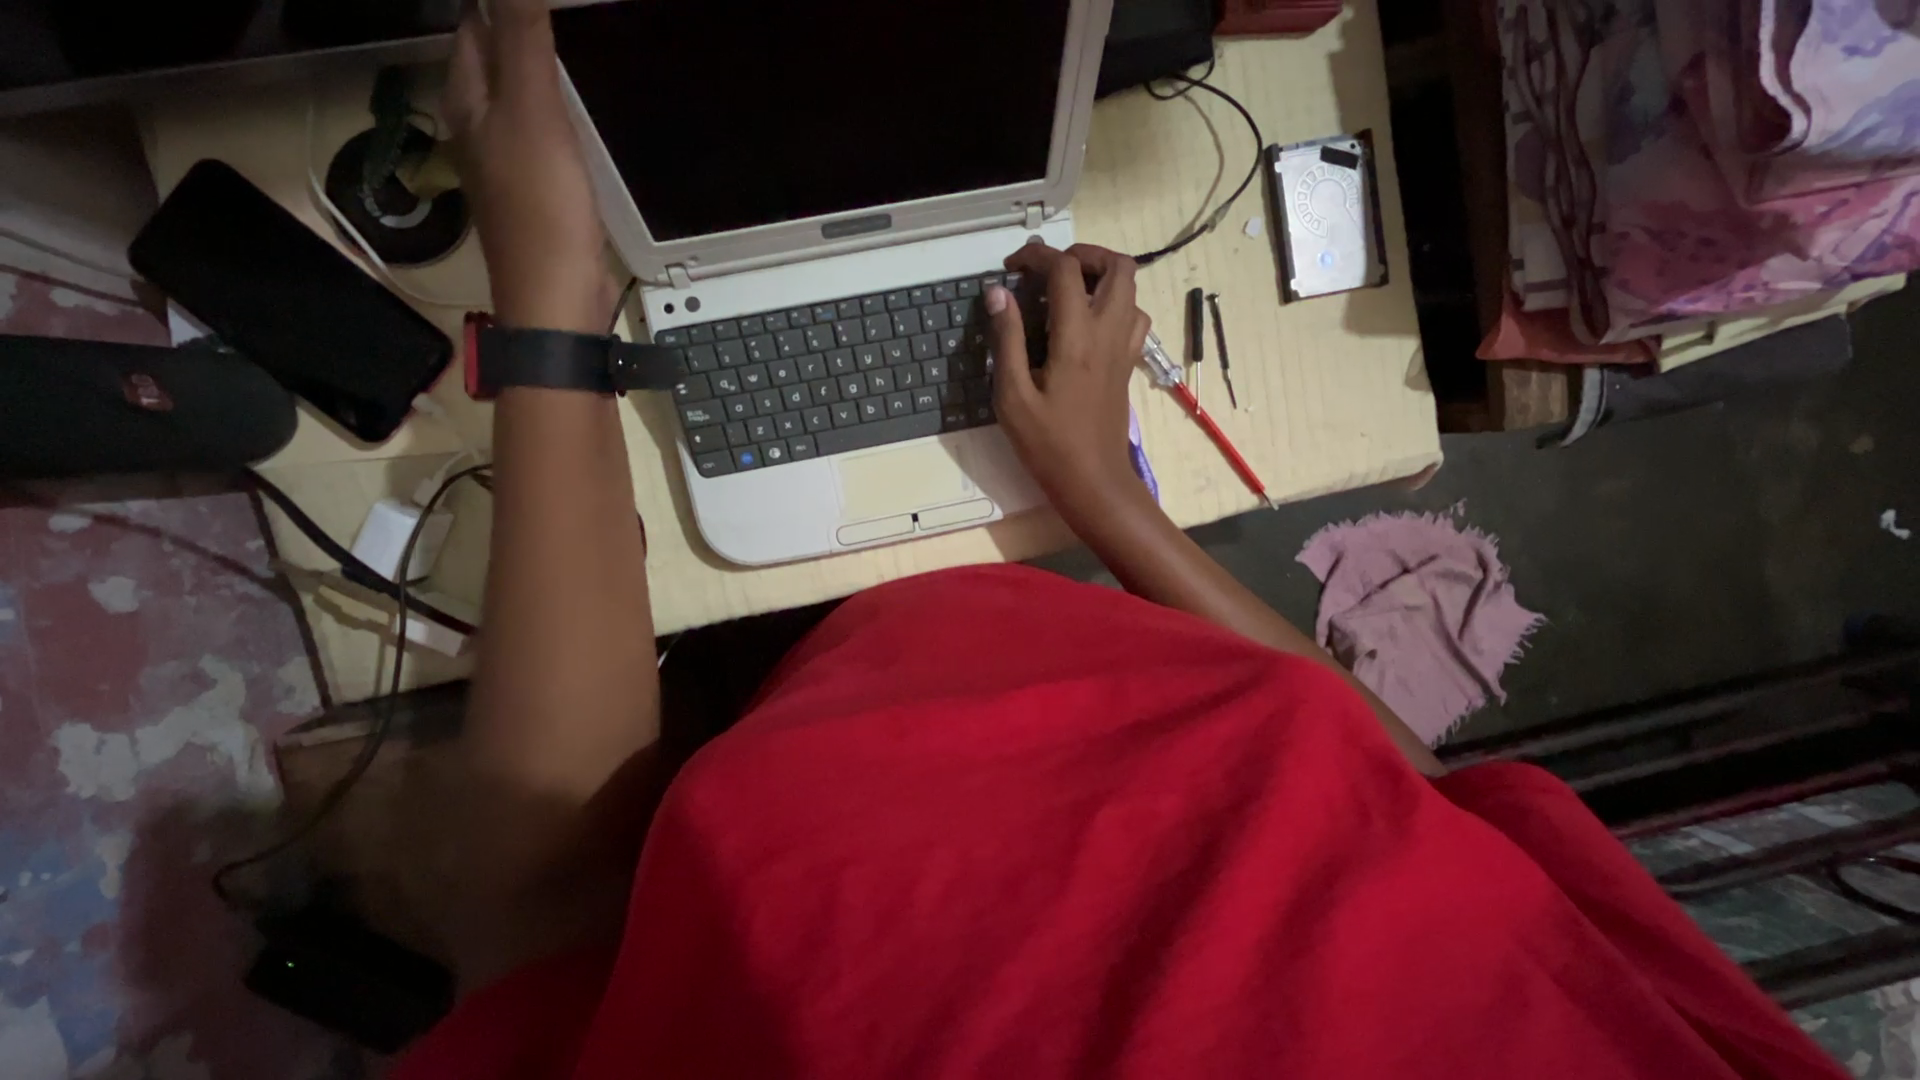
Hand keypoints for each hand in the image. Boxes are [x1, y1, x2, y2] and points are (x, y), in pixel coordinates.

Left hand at [447, 0, 610, 332]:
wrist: (559, 297)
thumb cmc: (544, 209)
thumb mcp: (535, 115)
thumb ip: (524, 41)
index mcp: (469, 102)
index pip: (474, 26)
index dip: (496, 3)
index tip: (537, 0)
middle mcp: (480, 129)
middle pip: (492, 63)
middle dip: (514, 30)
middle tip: (555, 15)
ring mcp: (509, 166)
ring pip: (518, 102)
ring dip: (539, 76)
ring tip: (572, 50)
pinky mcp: (541, 197)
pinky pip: (544, 140)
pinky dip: (559, 119)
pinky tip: (582, 121)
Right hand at [987, 243, 1153, 522]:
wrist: (1094, 482)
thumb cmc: (1048, 445)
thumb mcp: (1013, 396)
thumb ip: (1007, 340)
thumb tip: (998, 294)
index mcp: (1077, 338)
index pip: (1065, 270)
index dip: (1037, 256)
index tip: (1012, 268)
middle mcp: (1109, 333)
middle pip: (1117, 265)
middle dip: (1083, 255)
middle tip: (1049, 272)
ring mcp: (1125, 348)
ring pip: (1130, 289)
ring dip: (1101, 277)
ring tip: (1066, 294)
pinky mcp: (1129, 364)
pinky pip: (1133, 317)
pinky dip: (1113, 305)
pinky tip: (1086, 323)